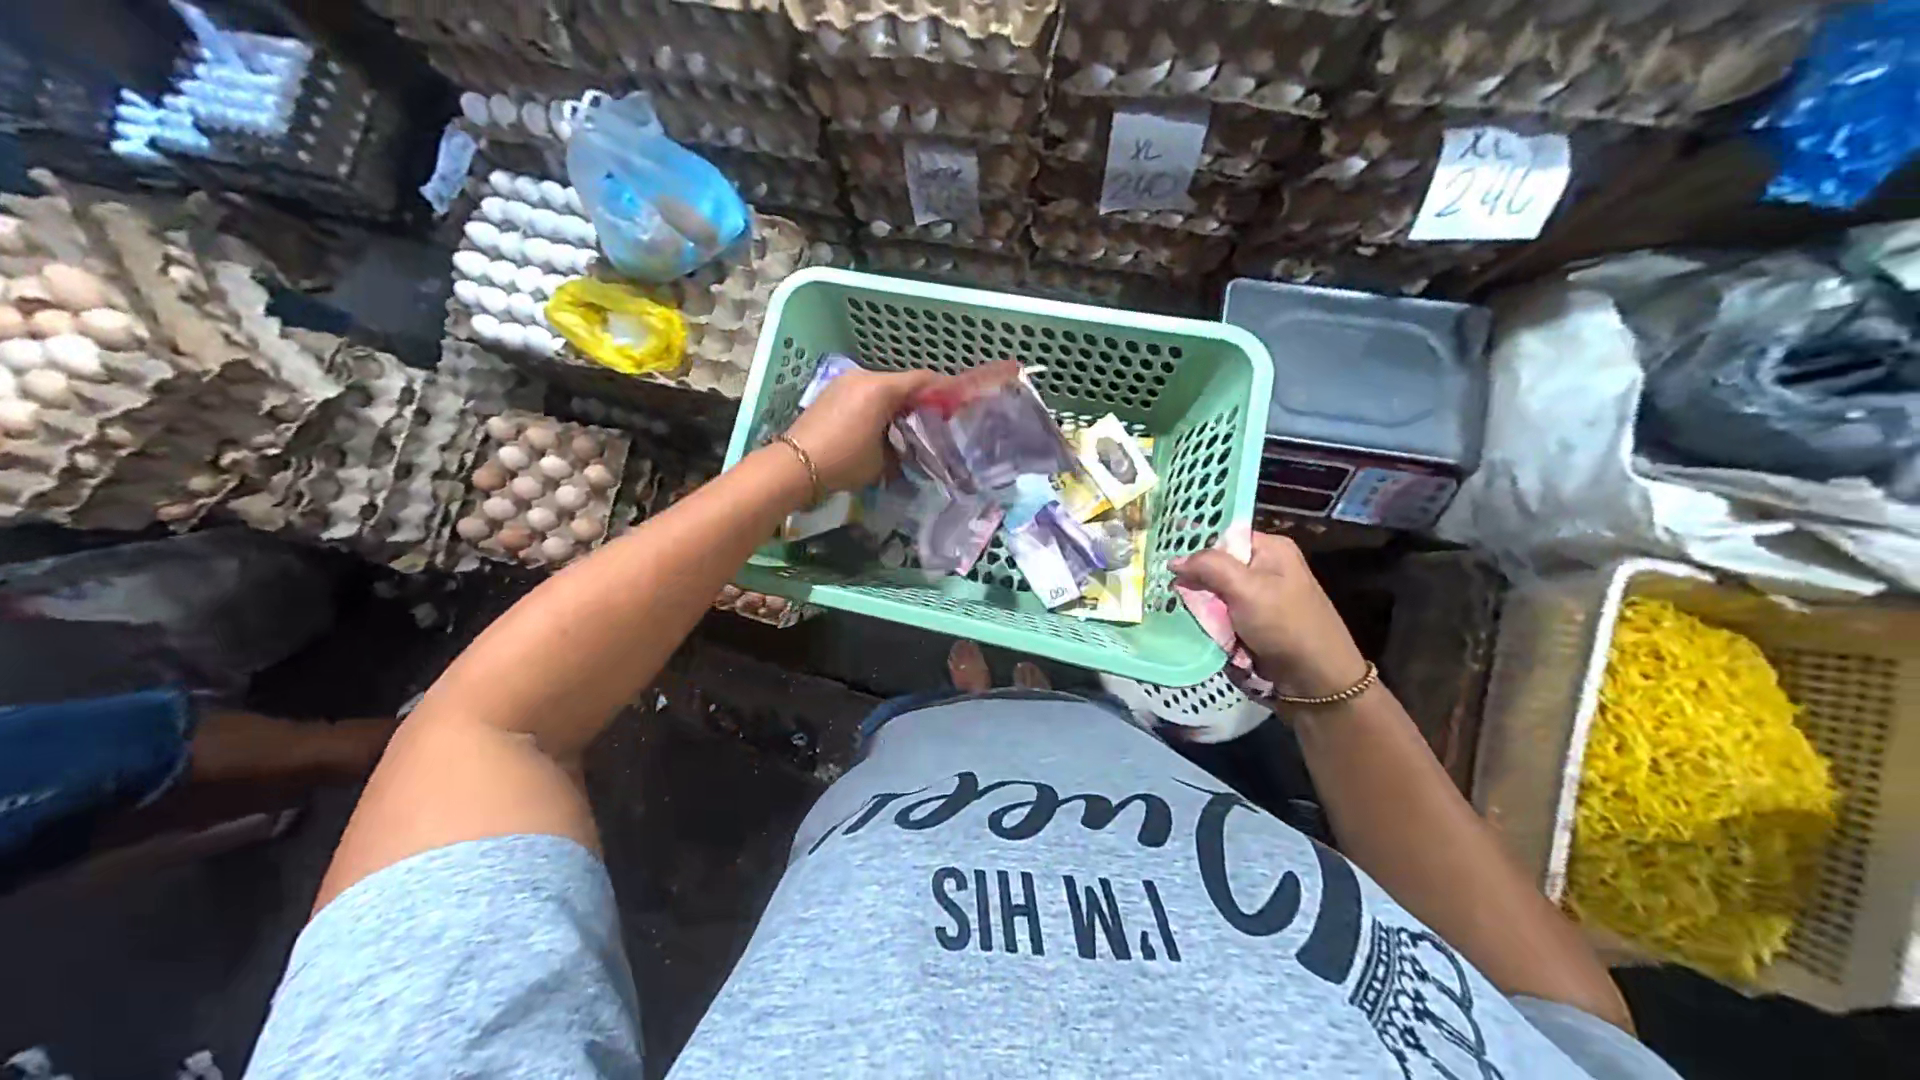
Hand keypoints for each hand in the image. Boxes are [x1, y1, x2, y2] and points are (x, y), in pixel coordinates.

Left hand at [784, 368, 941, 491]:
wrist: (792, 467)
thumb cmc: (843, 461)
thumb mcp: (882, 461)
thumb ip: (903, 447)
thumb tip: (908, 447)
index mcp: (881, 388)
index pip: (923, 380)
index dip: (943, 392)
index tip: (956, 406)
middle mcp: (863, 377)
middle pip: (902, 383)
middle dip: (919, 401)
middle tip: (934, 422)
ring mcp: (844, 383)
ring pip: (882, 389)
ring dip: (896, 405)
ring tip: (908, 429)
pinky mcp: (830, 393)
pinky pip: (864, 395)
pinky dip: (877, 407)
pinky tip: (882, 428)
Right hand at [1170, 533, 1368, 698]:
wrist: (1315, 681)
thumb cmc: (1286, 625)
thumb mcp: (1247, 589)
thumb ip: (1209, 566)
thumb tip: (1174, 560)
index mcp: (1270, 549)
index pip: (1221, 535)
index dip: (1193, 544)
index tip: (1163, 555)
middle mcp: (1263, 568)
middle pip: (1213, 565)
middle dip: (1193, 579)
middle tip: (1166, 587)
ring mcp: (1256, 597)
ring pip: (1211, 592)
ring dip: (1198, 604)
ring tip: (1175, 608)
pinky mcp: (1250, 622)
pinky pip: (1218, 615)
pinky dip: (1207, 622)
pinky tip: (1192, 624)